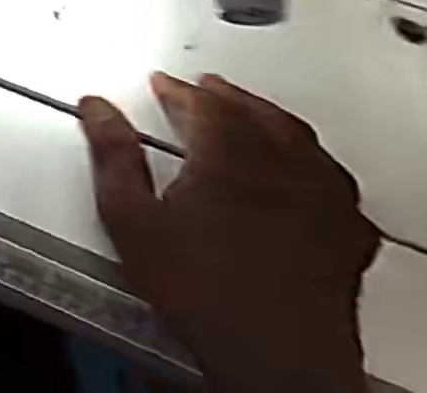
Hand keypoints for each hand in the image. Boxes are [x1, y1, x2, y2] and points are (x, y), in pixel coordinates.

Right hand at [79, 74, 377, 392]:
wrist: (268, 359)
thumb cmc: (194, 285)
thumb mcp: (127, 214)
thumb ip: (112, 153)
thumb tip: (96, 107)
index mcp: (231, 169)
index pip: (211, 110)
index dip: (183, 90)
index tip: (162, 82)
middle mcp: (285, 182)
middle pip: (264, 122)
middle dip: (230, 98)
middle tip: (203, 86)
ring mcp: (325, 213)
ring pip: (308, 149)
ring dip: (275, 121)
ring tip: (252, 111)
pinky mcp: (346, 242)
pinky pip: (339, 186)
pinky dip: (316, 162)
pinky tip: (308, 168)